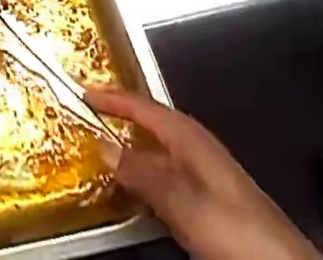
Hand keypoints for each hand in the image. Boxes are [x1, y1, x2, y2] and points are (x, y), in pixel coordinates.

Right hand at [86, 88, 322, 259]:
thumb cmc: (237, 231)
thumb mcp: (185, 201)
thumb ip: (144, 173)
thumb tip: (103, 143)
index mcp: (191, 138)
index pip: (145, 106)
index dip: (115, 97)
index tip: (84, 90)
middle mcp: (196, 149)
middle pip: (151, 123)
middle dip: (120, 116)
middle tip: (88, 115)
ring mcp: (203, 176)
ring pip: (157, 152)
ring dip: (130, 147)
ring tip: (100, 150)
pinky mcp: (207, 202)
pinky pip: (164, 177)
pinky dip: (142, 175)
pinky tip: (133, 191)